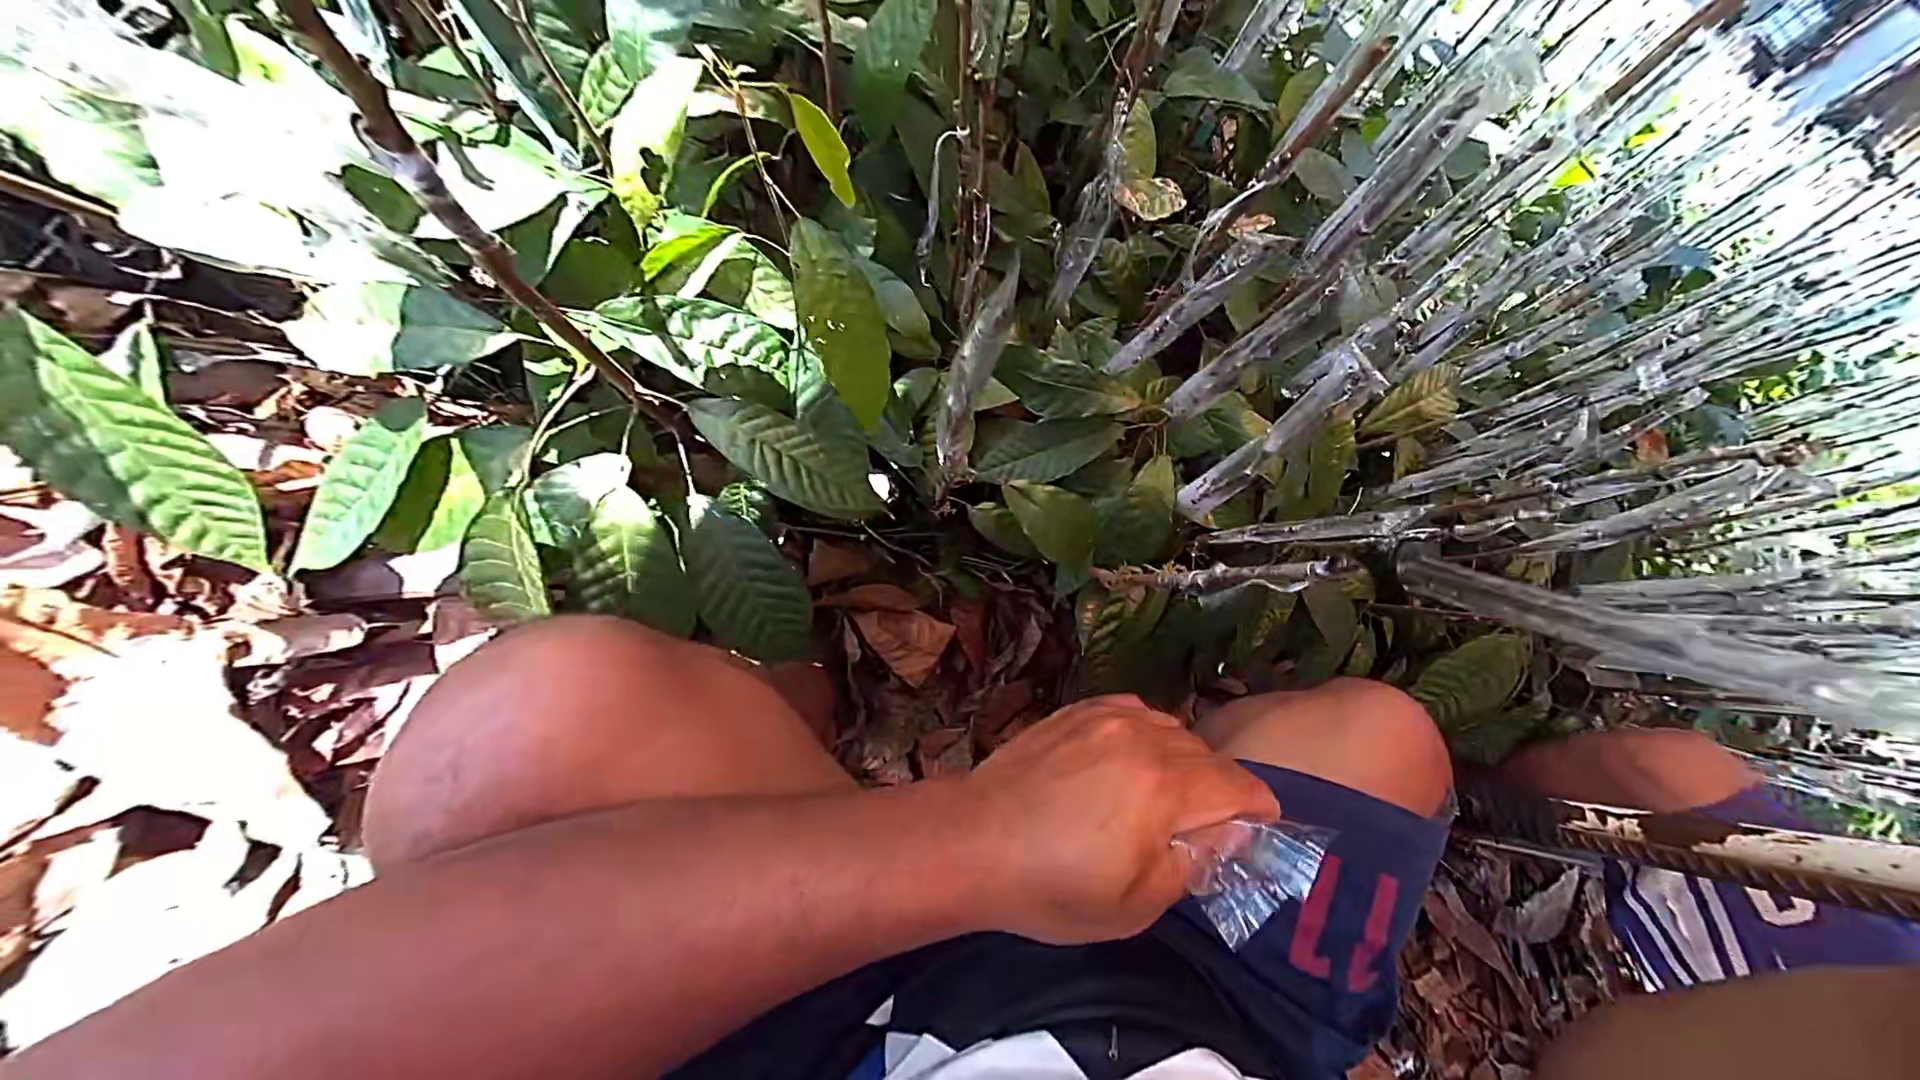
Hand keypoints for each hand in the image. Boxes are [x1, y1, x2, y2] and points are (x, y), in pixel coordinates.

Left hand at [960, 694, 1279, 943]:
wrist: (975, 839)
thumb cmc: (1053, 885)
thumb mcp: (1136, 904)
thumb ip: (1193, 863)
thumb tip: (1225, 831)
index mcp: (1165, 787)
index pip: (1236, 784)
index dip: (1258, 805)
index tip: (1261, 821)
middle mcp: (1141, 738)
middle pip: (1206, 755)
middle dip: (1220, 787)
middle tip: (1206, 821)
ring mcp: (1103, 718)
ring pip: (1170, 728)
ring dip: (1182, 758)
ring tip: (1164, 790)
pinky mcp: (1074, 710)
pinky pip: (1131, 710)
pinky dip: (1145, 731)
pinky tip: (1130, 754)